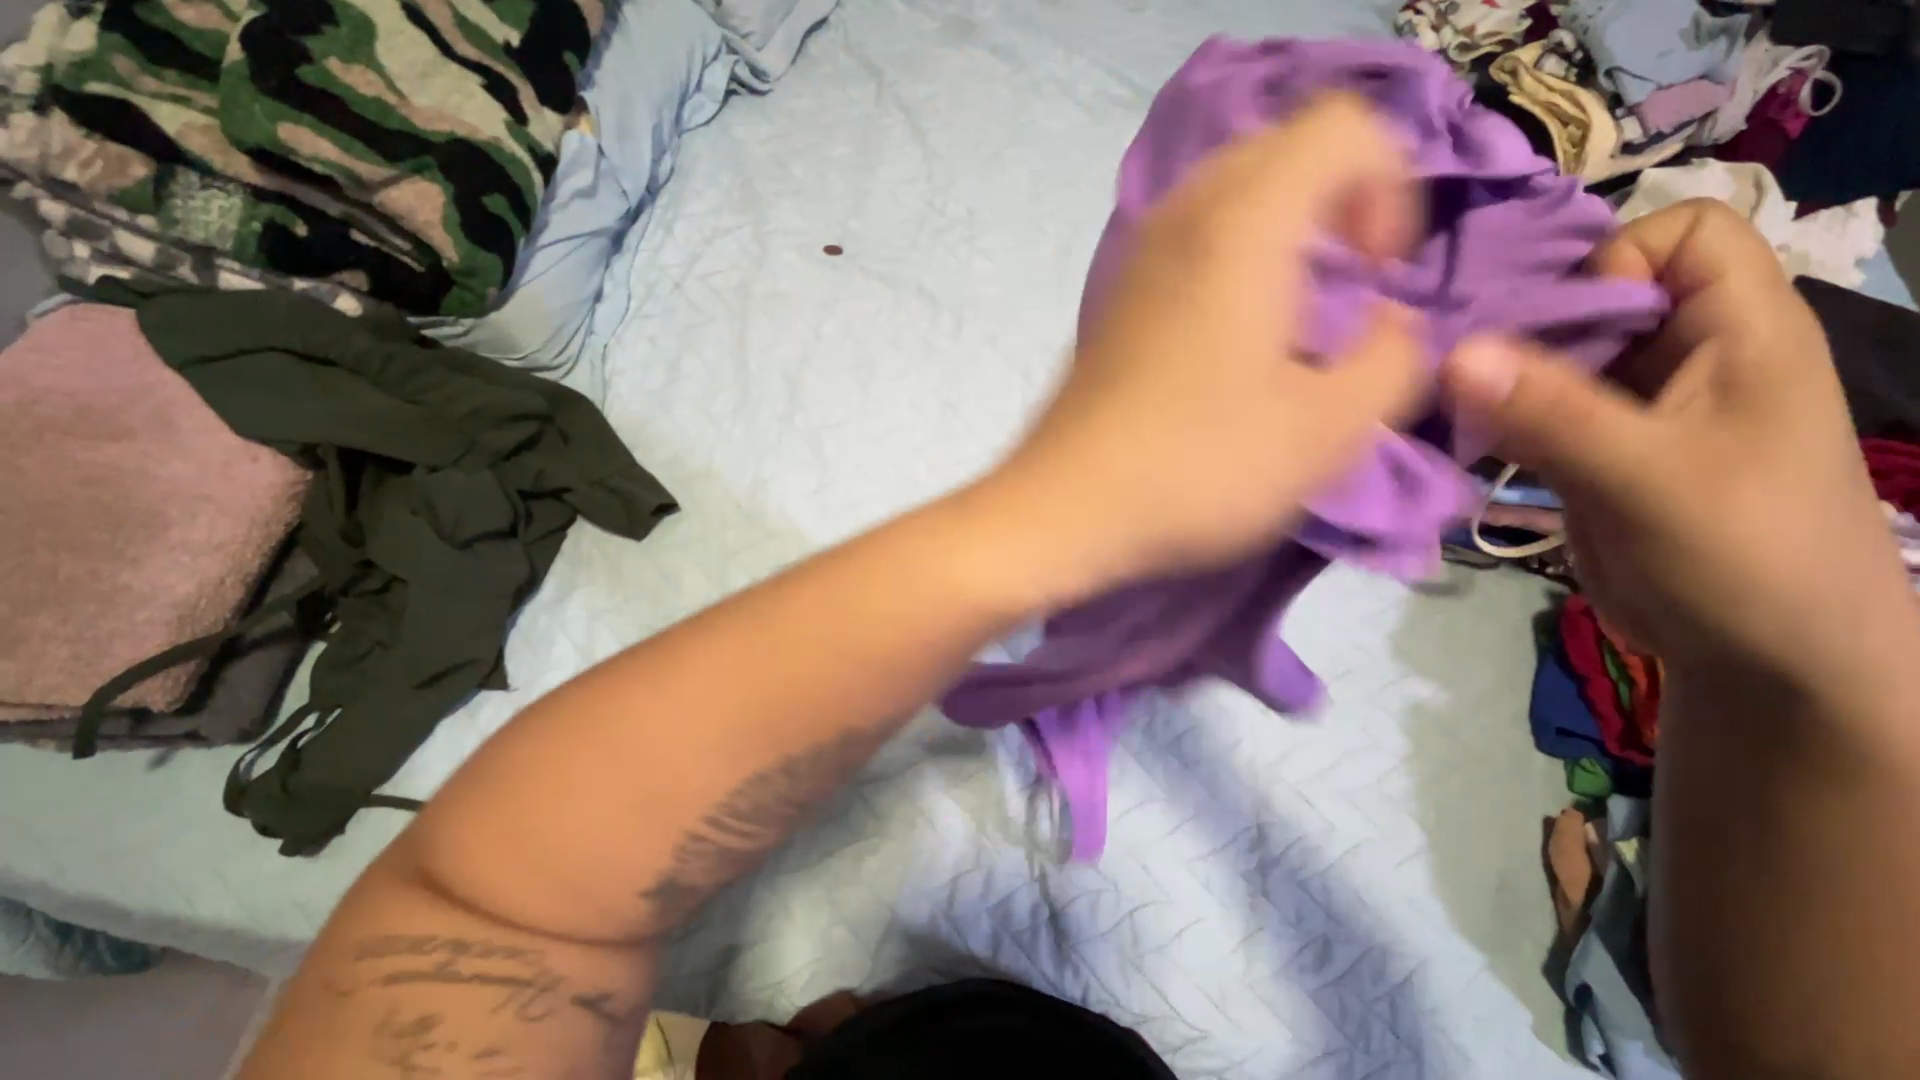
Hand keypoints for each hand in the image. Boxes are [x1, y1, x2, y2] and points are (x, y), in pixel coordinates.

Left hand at [983, 95, 1430, 600]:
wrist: (1066, 509)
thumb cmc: (1198, 468)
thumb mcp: (1328, 430)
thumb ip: (1394, 356)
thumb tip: (1390, 320)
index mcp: (1244, 223)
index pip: (1342, 124)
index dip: (1390, 187)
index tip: (1378, 277)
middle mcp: (1184, 214)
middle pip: (1287, 150)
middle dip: (1342, 206)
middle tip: (1348, 296)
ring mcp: (1140, 253)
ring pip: (1236, 195)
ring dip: (1288, 238)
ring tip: (1297, 325)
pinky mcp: (1118, 296)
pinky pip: (1195, 239)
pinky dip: (1237, 263)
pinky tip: (1238, 343)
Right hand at [1444, 199, 1918, 693]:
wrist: (1766, 663)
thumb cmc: (1745, 556)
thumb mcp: (1650, 477)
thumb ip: (1553, 411)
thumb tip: (1452, 351)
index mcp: (1740, 331)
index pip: (1683, 232)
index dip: (1617, 261)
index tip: (1561, 328)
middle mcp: (1687, 356)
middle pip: (1599, 293)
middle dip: (1527, 321)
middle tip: (1456, 362)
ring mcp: (1637, 408)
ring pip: (1558, 356)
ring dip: (1499, 376)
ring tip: (1443, 403)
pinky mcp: (1596, 454)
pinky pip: (1536, 412)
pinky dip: (1495, 421)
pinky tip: (1457, 440)